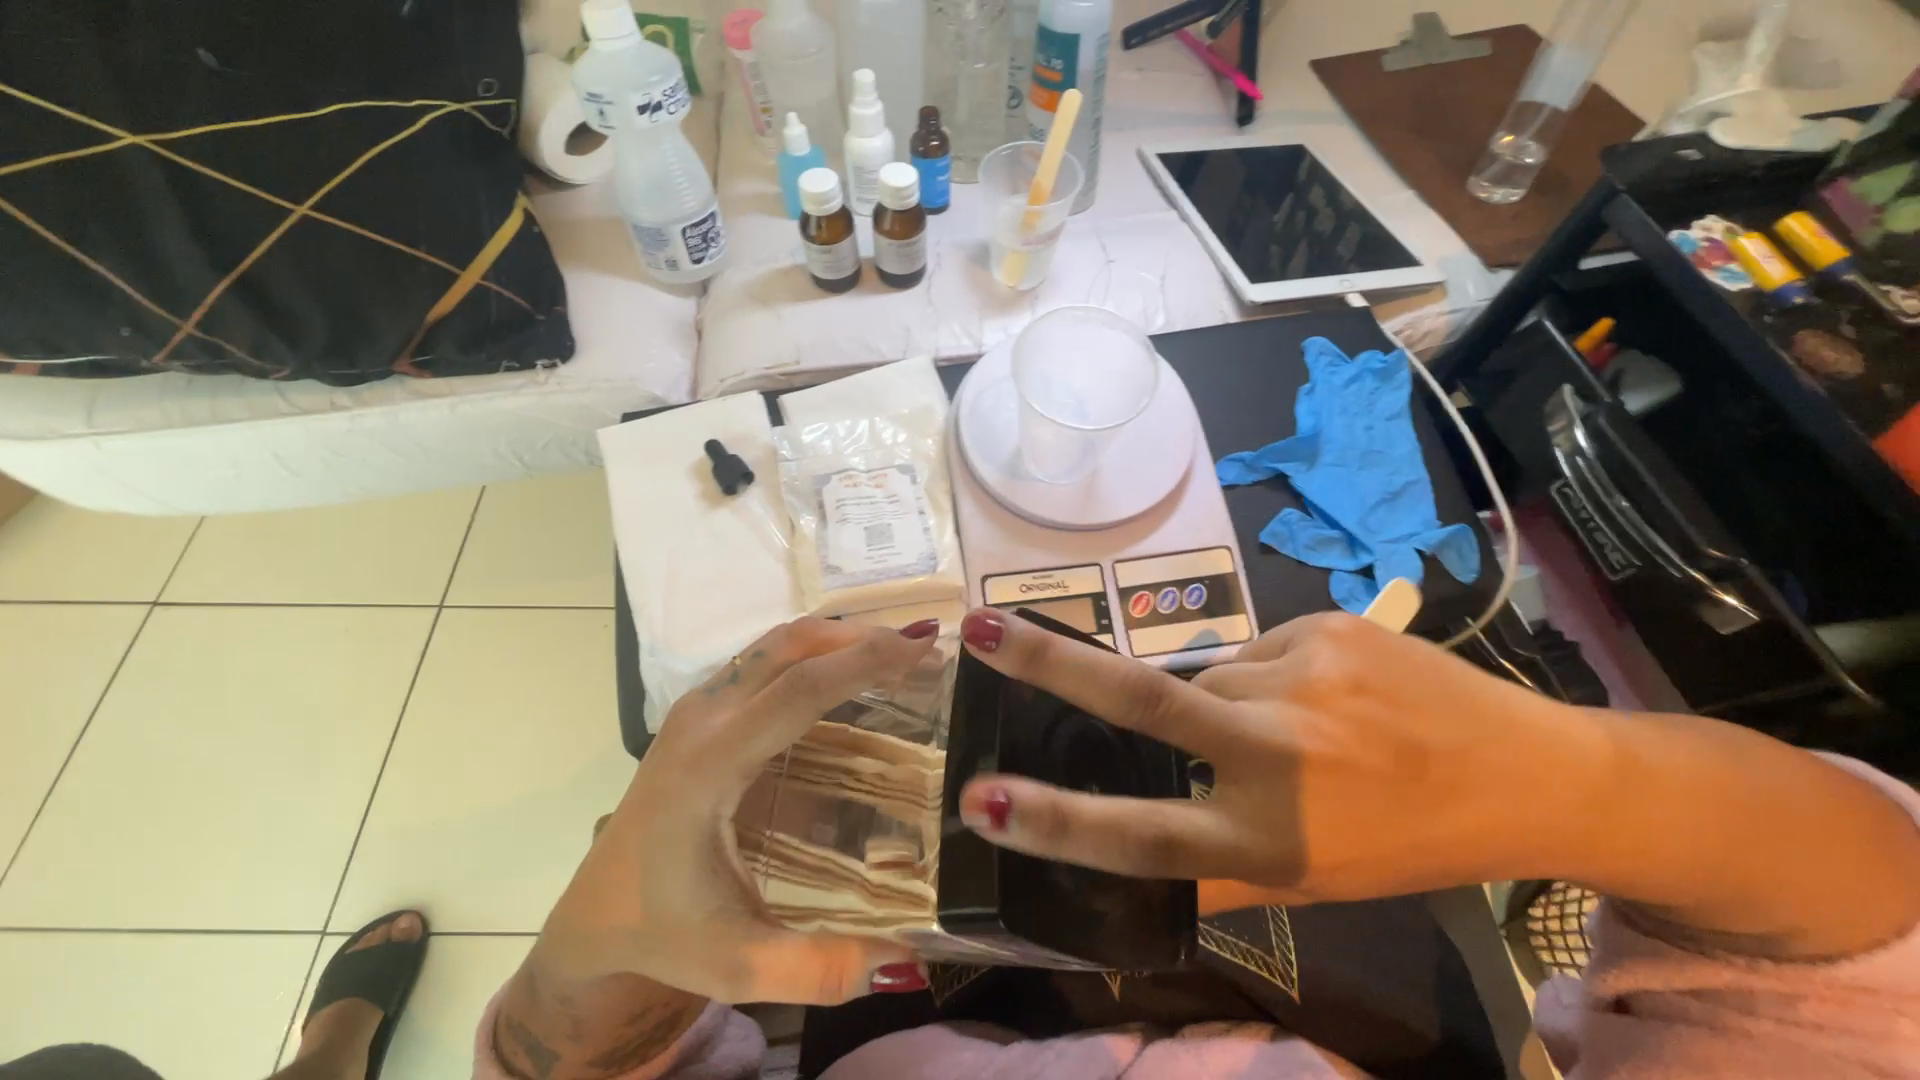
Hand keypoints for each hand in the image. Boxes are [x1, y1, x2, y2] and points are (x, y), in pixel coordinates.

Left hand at [536, 617, 940, 1003]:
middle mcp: (701, 720)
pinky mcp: (698, 712)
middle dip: (861, 637)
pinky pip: (763, 659)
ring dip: (837, 637)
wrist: (593, 914)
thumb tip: (912, 960)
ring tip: (896, 654)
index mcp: (709, 766)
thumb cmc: (664, 933)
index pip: (798, 690)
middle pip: (789, 646)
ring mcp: (695, 708)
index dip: (864, 662)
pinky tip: (846, 675)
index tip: (923, 648)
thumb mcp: (738, 965)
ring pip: (774, 644)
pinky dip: (813, 651)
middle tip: (923, 647)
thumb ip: (819, 969)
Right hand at [953, 607, 1603, 904]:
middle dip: (1050, 663)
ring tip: (1292, 728)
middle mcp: (1278, 751)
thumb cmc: (1405, 842)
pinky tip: (1323, 698)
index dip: (1056, 822)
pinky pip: (1254, 651)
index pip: (1142, 834)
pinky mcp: (1325, 626)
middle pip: (1144, 701)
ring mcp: (1303, 675)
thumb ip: (1217, 847)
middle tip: (979, 626)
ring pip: (1206, 675)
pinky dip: (1265, 677)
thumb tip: (1133, 801)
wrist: (1533, 771)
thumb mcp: (1309, 876)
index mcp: (1271, 835)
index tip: (981, 800)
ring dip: (1219, 700)